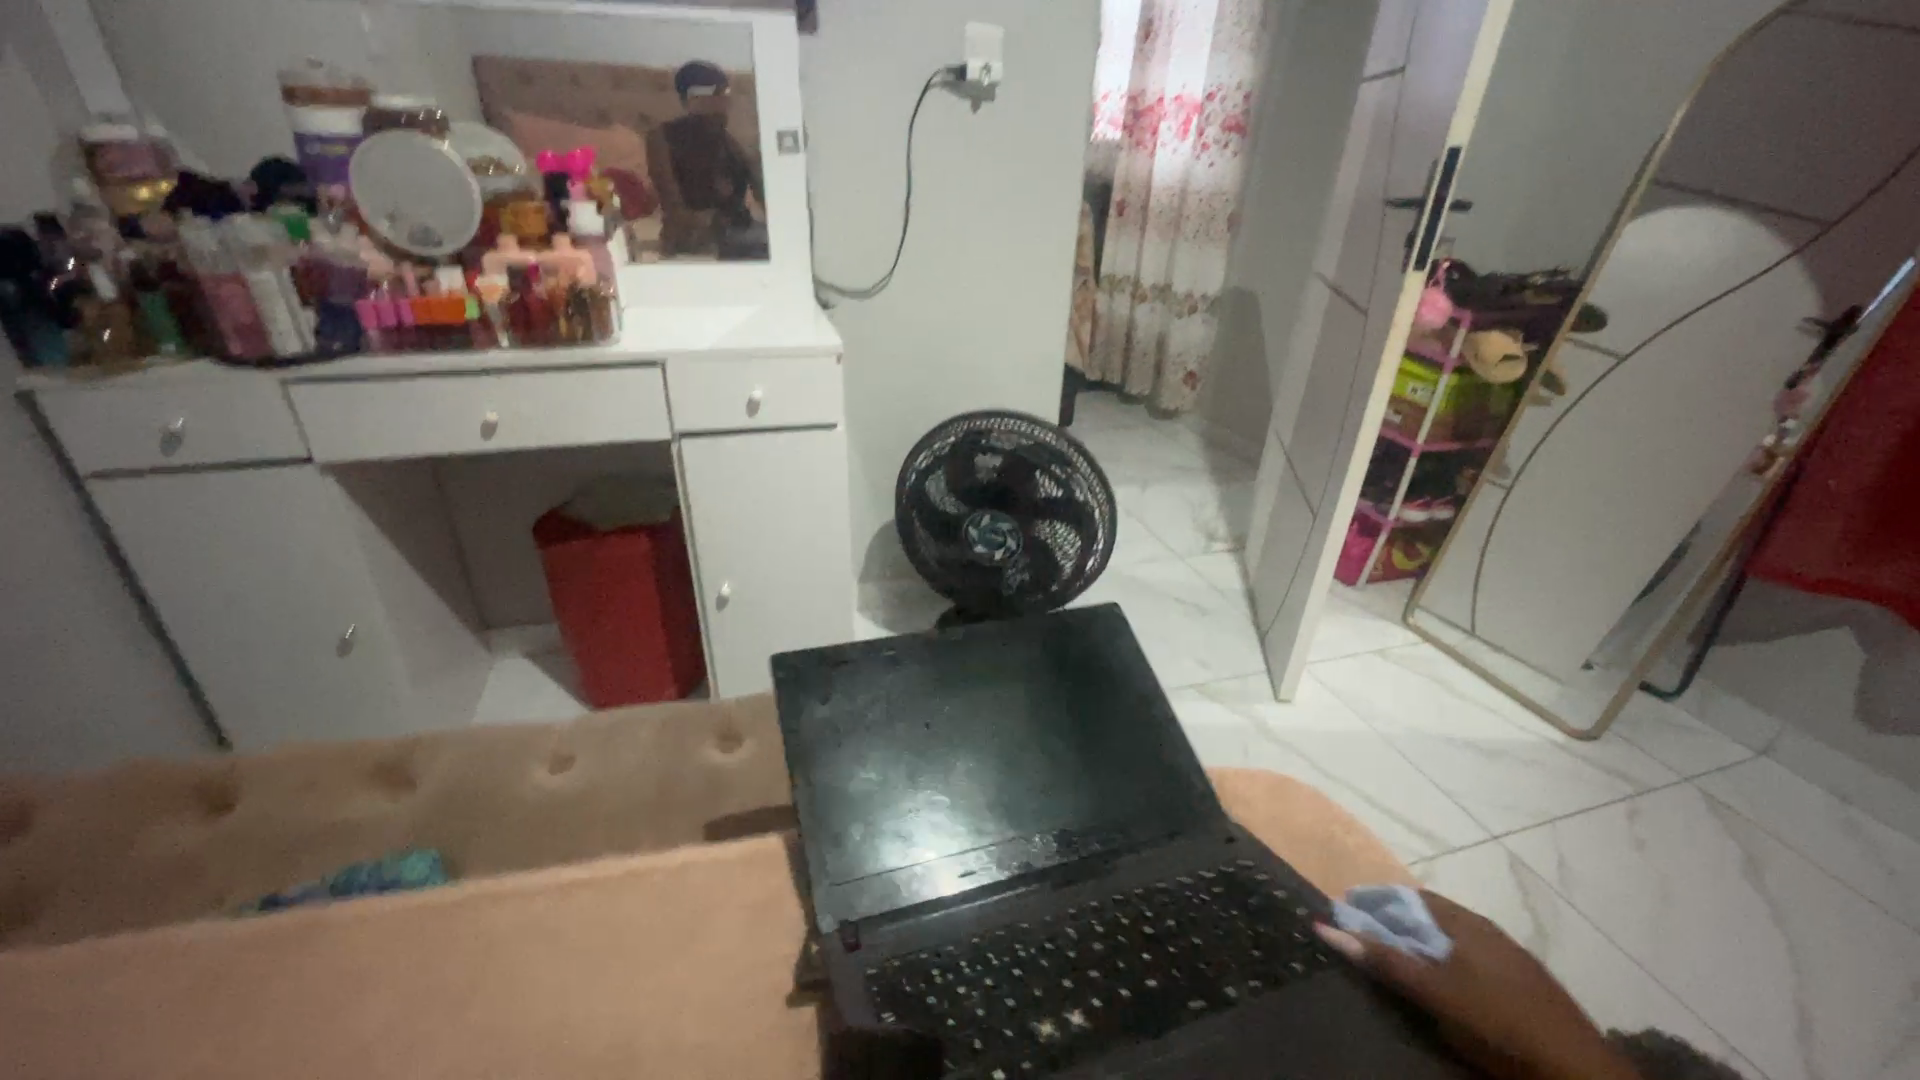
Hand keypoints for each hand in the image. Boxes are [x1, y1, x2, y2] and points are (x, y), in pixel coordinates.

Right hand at [1317, 891, 1639, 1079]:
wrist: (1579, 1074)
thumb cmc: (1498, 1022)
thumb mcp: (1433, 992)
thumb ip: (1383, 960)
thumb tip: (1326, 926)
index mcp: (1467, 922)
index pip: (1411, 896)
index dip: (1376, 901)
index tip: (1346, 911)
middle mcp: (1488, 931)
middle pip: (1431, 918)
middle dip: (1395, 924)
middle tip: (1362, 940)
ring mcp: (1510, 959)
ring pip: (1453, 941)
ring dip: (1421, 946)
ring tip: (1394, 964)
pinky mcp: (1524, 988)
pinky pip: (1471, 963)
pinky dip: (1445, 965)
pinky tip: (1441, 987)